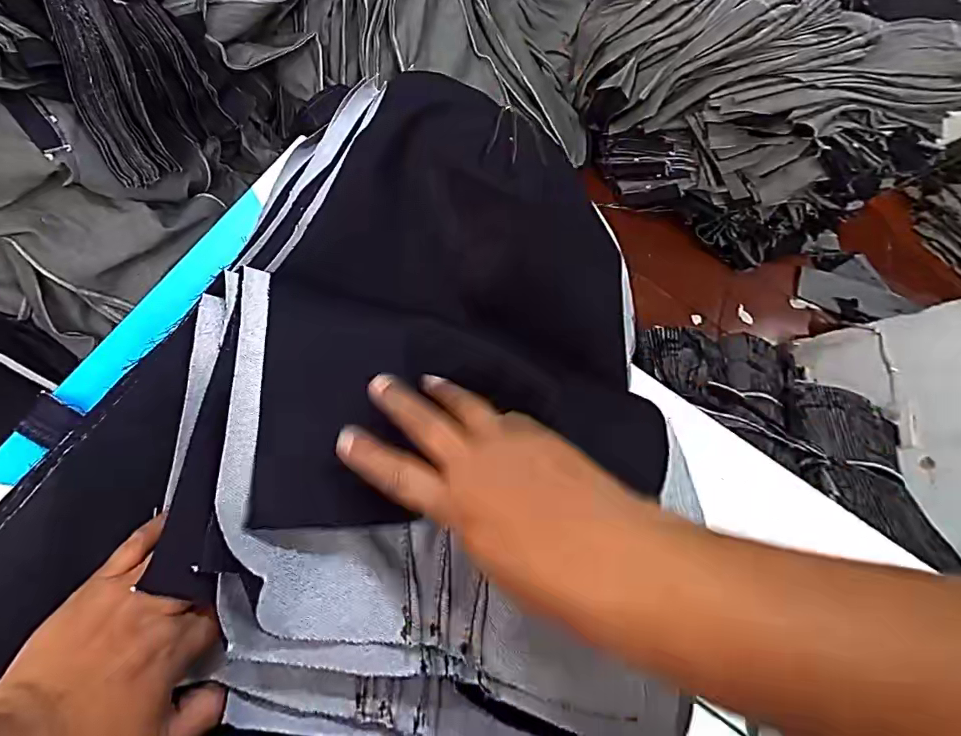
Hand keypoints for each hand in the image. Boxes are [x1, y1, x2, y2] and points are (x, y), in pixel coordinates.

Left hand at [0, 516, 225, 735]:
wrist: (27, 734)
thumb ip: (199, 713)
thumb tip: (219, 693)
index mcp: (172, 646)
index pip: (214, 620)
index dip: (220, 625)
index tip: (214, 635)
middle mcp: (154, 610)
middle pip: (198, 584)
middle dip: (207, 593)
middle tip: (202, 608)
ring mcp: (125, 591)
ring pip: (171, 558)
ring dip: (189, 557)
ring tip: (199, 556)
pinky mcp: (98, 583)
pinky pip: (134, 544)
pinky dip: (154, 530)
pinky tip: (167, 523)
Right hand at [334, 374, 681, 631]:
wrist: (615, 555)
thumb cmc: (553, 581)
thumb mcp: (493, 560)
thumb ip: (470, 523)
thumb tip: (464, 507)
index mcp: (457, 504)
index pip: (398, 476)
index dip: (369, 456)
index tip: (346, 437)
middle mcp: (476, 464)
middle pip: (426, 424)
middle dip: (399, 403)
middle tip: (379, 382)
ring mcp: (509, 442)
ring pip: (466, 407)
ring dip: (445, 392)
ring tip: (428, 379)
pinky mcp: (540, 434)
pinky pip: (505, 414)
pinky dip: (491, 410)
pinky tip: (491, 410)